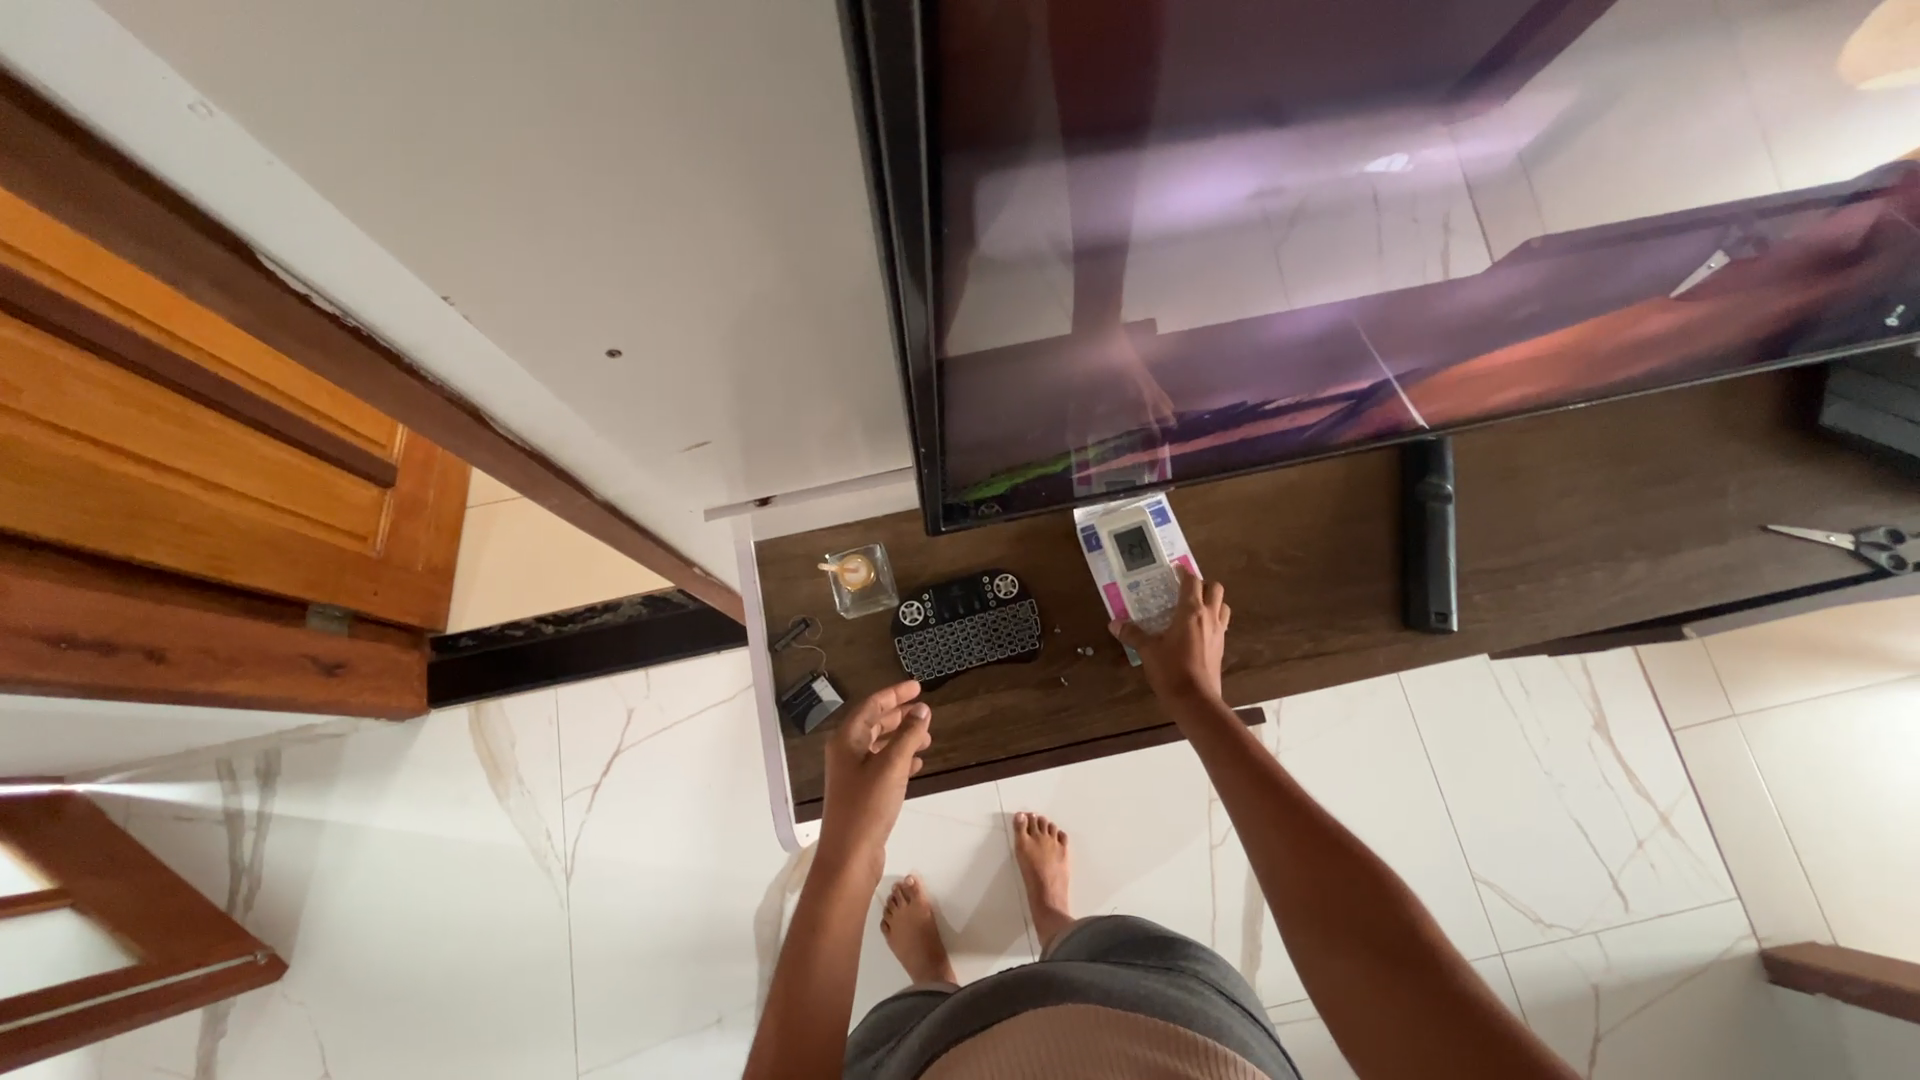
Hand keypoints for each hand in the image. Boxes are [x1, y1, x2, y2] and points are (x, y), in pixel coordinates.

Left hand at [818, 680, 930, 873]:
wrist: (849, 855)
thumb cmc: (868, 805)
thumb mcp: (892, 765)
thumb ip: (909, 735)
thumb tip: (922, 710)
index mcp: (847, 740)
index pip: (872, 705)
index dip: (895, 693)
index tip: (917, 686)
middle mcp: (846, 752)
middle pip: (874, 723)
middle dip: (899, 715)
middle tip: (923, 710)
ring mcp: (852, 774)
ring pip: (879, 745)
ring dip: (902, 738)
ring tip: (926, 738)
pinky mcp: (861, 792)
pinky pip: (882, 766)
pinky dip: (900, 760)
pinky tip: (917, 764)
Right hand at [1110, 567, 1229, 705]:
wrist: (1195, 700)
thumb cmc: (1171, 669)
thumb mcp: (1147, 650)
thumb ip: (1132, 634)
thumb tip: (1114, 623)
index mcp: (1190, 611)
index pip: (1191, 582)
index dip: (1183, 573)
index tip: (1174, 570)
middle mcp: (1209, 616)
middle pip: (1214, 588)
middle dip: (1202, 584)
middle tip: (1184, 590)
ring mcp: (1219, 632)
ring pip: (1222, 605)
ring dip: (1212, 601)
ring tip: (1195, 608)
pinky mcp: (1221, 647)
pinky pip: (1222, 624)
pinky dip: (1213, 619)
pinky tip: (1198, 630)